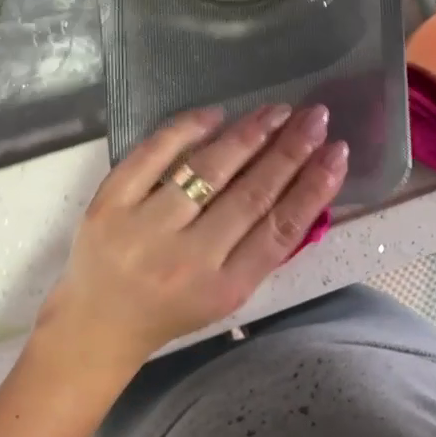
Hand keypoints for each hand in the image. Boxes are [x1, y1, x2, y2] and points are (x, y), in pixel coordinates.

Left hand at [40, 104, 347, 366]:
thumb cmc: (172, 309)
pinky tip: (217, 114)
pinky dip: (186, 130)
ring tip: (277, 111)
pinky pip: (152, 156)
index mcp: (224, 288)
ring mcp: (143, 230)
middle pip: (250, 195)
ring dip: (248, 135)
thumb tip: (302, 186)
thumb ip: (260, 249)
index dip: (313, 189)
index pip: (280, 230)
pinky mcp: (108, 206)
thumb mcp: (225, 294)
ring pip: (206, 171)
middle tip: (315, 116)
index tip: (338, 153)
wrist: (98, 326)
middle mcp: (188, 259)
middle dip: (289, 151)